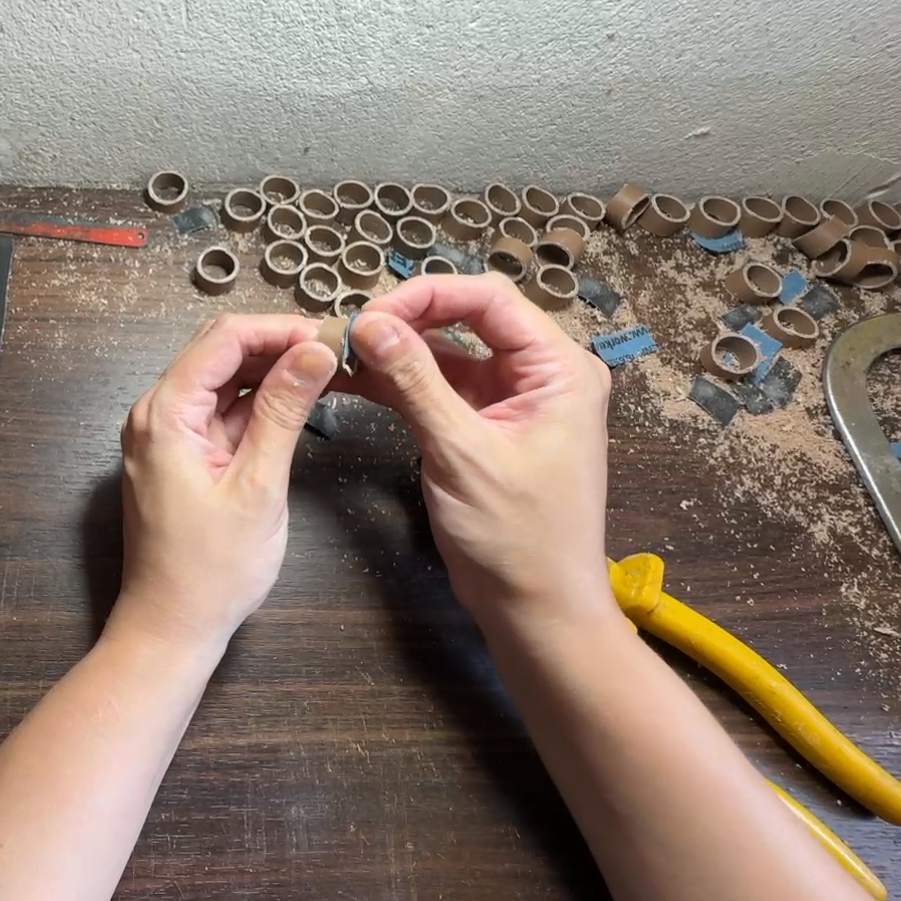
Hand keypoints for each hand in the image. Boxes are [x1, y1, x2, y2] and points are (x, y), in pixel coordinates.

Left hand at [115, 315, 337, 651]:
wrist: (171, 627)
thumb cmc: (211, 570)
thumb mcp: (257, 486)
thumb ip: (283, 412)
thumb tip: (315, 351)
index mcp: (164, 413)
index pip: (223, 339)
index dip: (278, 329)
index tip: (331, 337)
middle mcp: (156, 413)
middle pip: (219, 353)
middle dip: (276, 346)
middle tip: (335, 355)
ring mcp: (165, 434)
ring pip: (221, 381)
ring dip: (270, 373)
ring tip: (326, 374)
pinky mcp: (179, 454)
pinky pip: (218, 413)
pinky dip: (256, 404)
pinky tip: (295, 404)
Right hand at [337, 274, 617, 632]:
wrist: (532, 604)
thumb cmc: (516, 533)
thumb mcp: (461, 451)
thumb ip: (415, 381)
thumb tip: (367, 323)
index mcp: (557, 368)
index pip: (488, 299)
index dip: (426, 295)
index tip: (368, 314)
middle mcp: (535, 372)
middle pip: (465, 317)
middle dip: (406, 319)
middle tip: (349, 333)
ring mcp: (505, 398)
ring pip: (444, 351)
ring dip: (395, 349)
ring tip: (343, 351)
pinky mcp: (477, 423)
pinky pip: (434, 386)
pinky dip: (396, 381)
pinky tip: (355, 378)